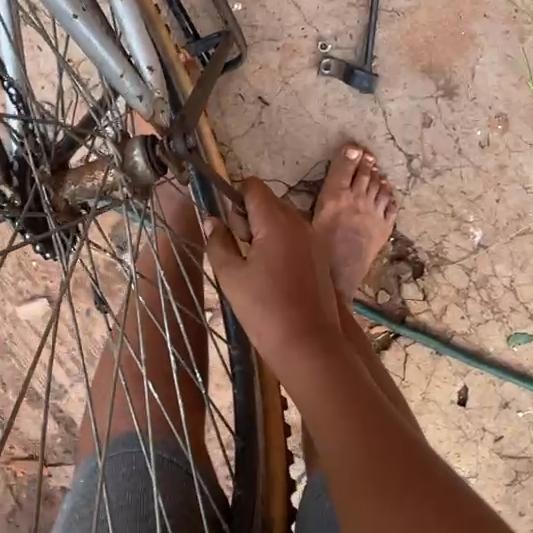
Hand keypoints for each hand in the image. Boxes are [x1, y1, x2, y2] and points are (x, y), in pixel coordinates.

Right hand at [203, 177, 348, 380]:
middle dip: (248, 217)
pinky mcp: (320, 256)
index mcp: (275, 220)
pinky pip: (295, 236)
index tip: (227, 228)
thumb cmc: (265, 310)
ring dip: (264, 231)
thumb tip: (212, 220)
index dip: (234, 199)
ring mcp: (313, 238)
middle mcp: (298, 221)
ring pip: (282, 219)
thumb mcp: (231, 277)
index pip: (252, 186)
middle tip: (238, 252)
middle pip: (268, 201)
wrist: (310, 346)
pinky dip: (280, 244)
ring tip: (254, 267)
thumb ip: (218, 242)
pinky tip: (273, 276)